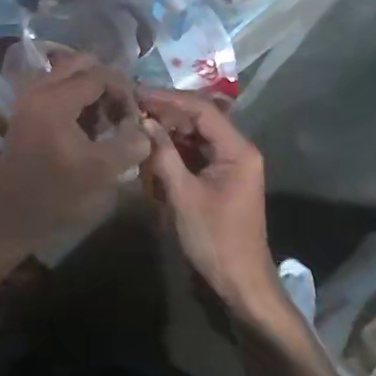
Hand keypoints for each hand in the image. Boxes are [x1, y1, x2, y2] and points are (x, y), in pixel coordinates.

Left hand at [0, 53, 149, 248]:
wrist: (9, 220)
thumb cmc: (55, 195)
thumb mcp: (101, 171)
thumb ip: (130, 144)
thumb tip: (145, 131)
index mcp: (55, 100)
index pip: (100, 75)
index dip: (124, 91)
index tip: (136, 115)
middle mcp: (38, 91)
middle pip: (80, 65)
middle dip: (107, 83)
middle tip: (121, 109)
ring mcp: (28, 101)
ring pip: (67, 75)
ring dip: (91, 90)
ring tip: (107, 119)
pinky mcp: (25, 114)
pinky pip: (56, 90)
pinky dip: (76, 99)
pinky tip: (88, 127)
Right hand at [141, 89, 278, 313]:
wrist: (241, 281)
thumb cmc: (215, 239)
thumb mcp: (184, 197)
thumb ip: (164, 157)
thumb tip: (144, 123)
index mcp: (238, 149)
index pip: (202, 110)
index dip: (169, 100)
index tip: (138, 93)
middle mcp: (239, 150)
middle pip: (201, 120)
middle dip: (168, 114)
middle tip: (134, 107)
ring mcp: (232, 164)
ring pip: (197, 137)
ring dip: (170, 134)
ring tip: (139, 126)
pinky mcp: (223, 179)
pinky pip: (198, 156)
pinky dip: (176, 154)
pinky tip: (153, 153)